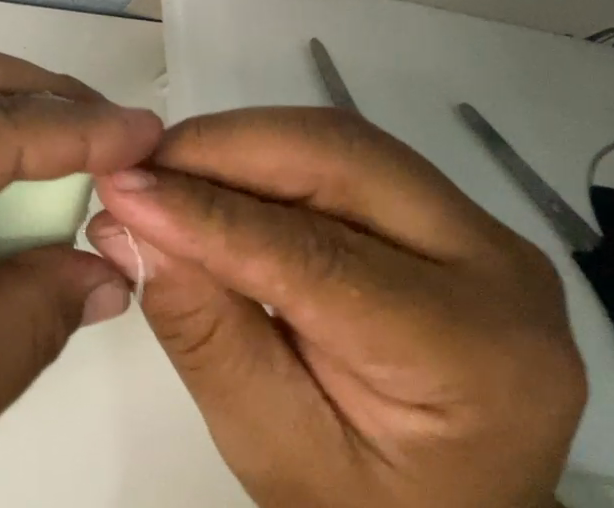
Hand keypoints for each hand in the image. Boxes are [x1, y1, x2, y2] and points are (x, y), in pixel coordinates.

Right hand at [86, 107, 585, 507]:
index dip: (205, 213)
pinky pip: (337, 156)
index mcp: (476, 356)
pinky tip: (205, 185)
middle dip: (220, 150)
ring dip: (234, 146)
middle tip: (130, 170)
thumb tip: (125, 227)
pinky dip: (256, 157)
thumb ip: (202, 330)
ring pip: (335, 141)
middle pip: (341, 159)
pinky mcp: (442, 213)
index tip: (115, 188)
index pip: (318, 256)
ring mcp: (476, 231)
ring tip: (157, 179)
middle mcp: (499, 270)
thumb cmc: (359, 499)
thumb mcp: (270, 440)